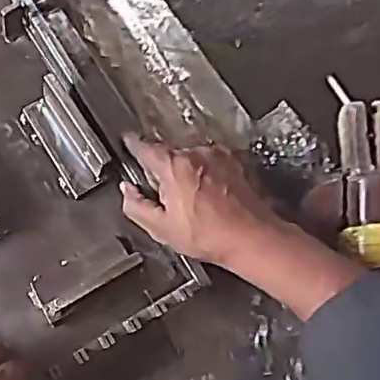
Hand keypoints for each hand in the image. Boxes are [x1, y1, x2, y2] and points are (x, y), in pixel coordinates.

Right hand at [118, 136, 289, 267]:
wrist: (251, 238)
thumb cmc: (210, 234)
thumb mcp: (160, 227)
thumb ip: (135, 206)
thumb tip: (127, 192)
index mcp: (173, 167)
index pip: (145, 147)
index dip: (133, 144)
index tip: (127, 141)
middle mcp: (196, 154)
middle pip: (169, 154)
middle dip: (162, 171)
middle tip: (163, 196)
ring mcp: (218, 157)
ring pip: (190, 159)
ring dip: (185, 173)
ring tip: (189, 203)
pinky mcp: (235, 164)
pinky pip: (209, 164)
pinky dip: (204, 176)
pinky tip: (207, 199)